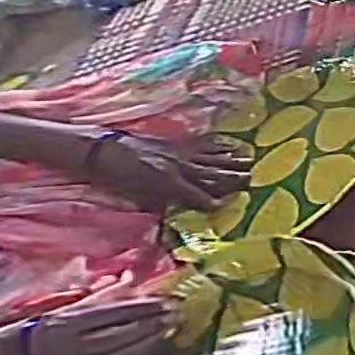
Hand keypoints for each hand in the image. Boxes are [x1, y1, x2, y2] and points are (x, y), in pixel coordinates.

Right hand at [10, 299, 176, 354]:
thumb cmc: (46, 326)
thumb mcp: (73, 306)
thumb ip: (105, 294)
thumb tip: (131, 275)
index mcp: (70, 322)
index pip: (116, 312)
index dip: (147, 307)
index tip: (171, 302)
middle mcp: (70, 345)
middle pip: (120, 334)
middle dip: (153, 324)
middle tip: (177, 316)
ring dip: (148, 344)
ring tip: (170, 332)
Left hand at [86, 134, 250, 211]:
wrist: (99, 152)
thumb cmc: (113, 178)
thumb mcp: (134, 196)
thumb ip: (161, 203)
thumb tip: (179, 211)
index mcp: (170, 184)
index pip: (199, 196)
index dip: (213, 202)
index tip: (226, 206)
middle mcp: (183, 169)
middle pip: (216, 174)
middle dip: (236, 178)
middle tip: (255, 179)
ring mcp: (184, 154)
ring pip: (216, 158)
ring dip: (235, 161)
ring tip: (252, 162)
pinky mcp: (180, 144)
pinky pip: (207, 144)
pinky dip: (222, 145)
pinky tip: (234, 146)